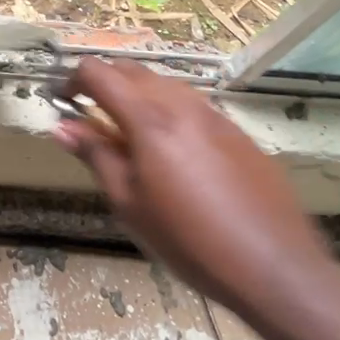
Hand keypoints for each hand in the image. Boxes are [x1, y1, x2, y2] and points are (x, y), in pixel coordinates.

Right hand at [53, 58, 337, 314]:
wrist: (277, 270)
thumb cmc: (190, 240)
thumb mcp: (128, 203)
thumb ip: (95, 155)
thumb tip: (61, 126)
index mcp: (148, 118)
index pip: (98, 73)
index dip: (72, 80)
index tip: (62, 101)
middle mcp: (181, 104)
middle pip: (131, 69)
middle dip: (104, 82)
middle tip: (91, 114)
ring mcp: (216, 116)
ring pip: (165, 84)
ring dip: (138, 94)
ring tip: (131, 133)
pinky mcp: (240, 135)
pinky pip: (194, 106)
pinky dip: (170, 112)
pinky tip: (174, 152)